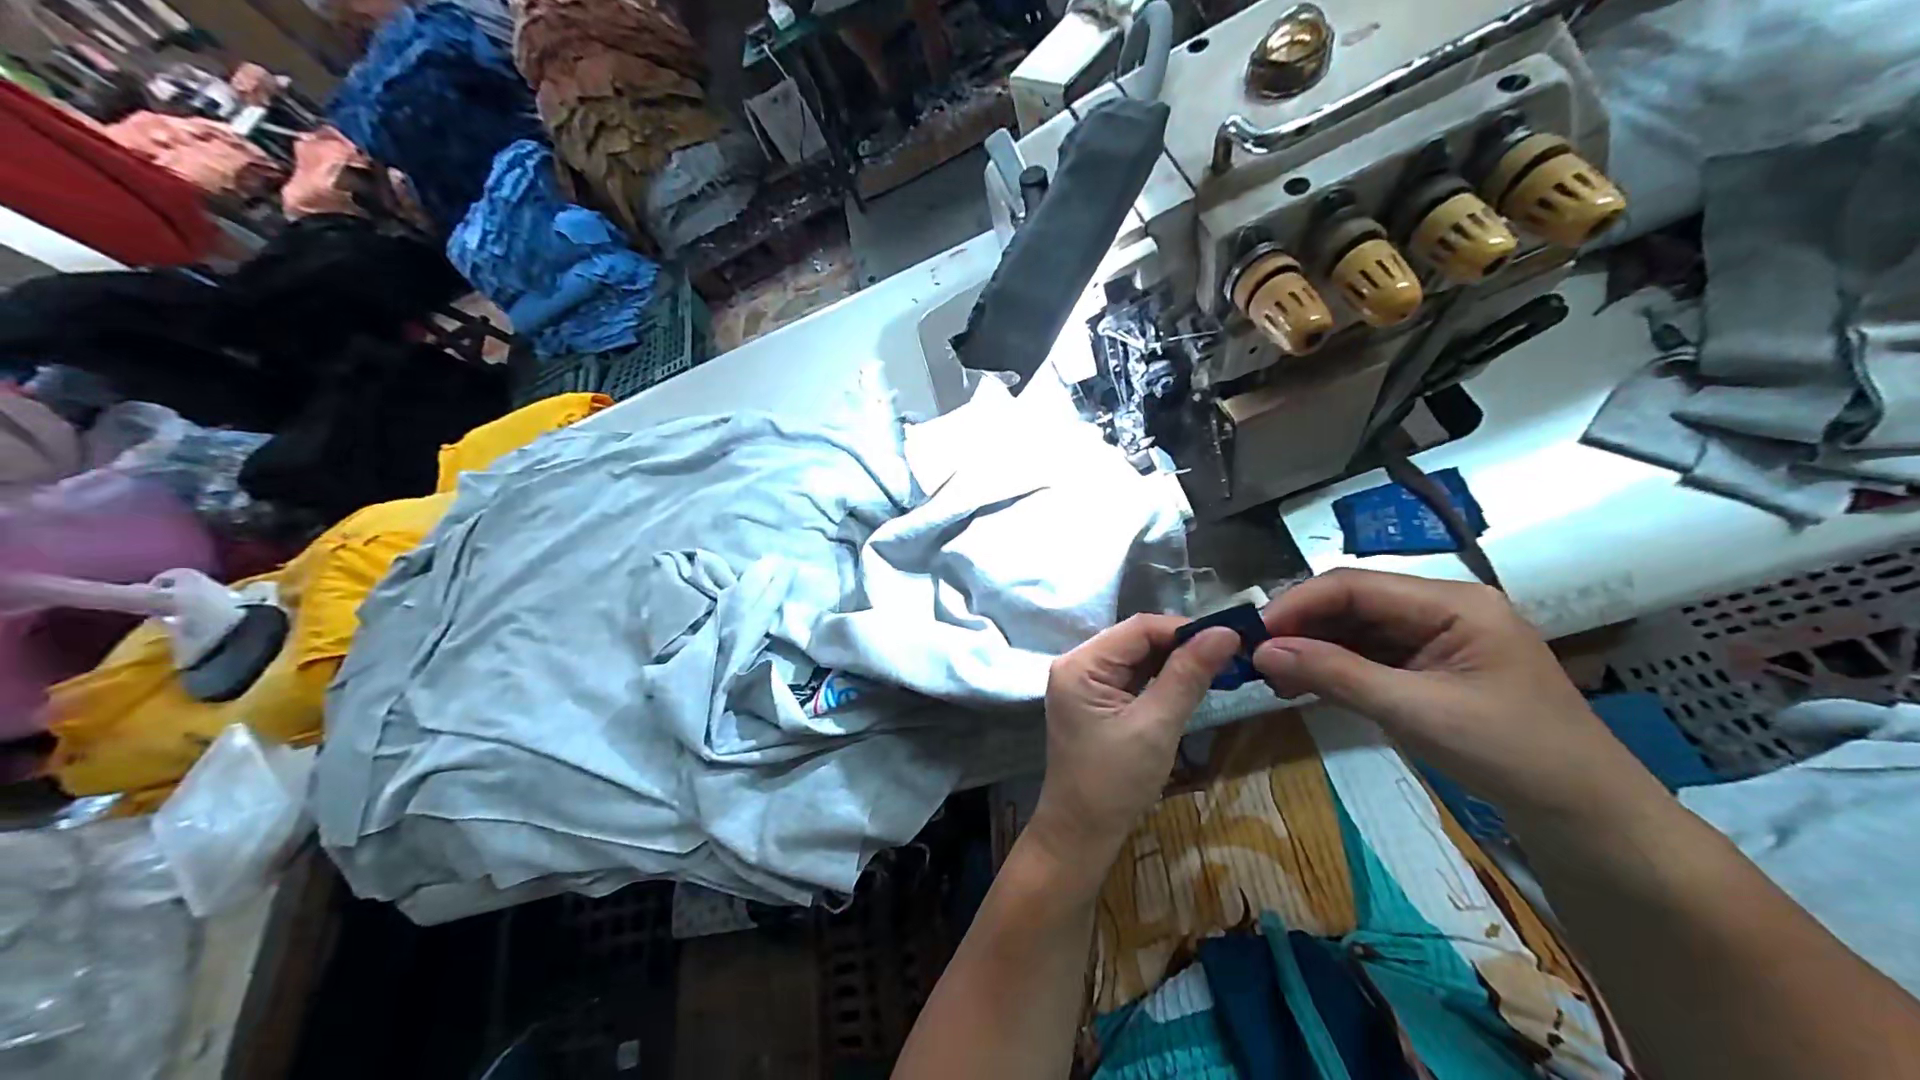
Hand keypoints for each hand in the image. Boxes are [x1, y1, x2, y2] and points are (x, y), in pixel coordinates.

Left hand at [1030, 615, 1240, 874]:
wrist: (1081, 833)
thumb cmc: (1115, 782)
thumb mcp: (1156, 726)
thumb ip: (1187, 676)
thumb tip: (1225, 633)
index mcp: (1081, 664)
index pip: (1139, 628)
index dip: (1185, 628)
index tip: (1231, 637)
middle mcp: (1077, 664)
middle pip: (1137, 639)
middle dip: (1182, 644)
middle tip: (1232, 653)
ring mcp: (1084, 683)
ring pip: (1137, 657)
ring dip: (1175, 661)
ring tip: (1220, 666)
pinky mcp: (1095, 702)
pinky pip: (1132, 678)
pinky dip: (1161, 679)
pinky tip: (1191, 683)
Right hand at [1251, 569, 1659, 820]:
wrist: (1586, 814)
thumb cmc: (1512, 754)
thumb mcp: (1417, 712)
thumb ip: (1337, 674)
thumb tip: (1263, 652)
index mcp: (1452, 602)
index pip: (1354, 585)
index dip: (1297, 604)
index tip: (1252, 634)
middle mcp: (1441, 608)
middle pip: (1352, 603)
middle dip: (1300, 627)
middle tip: (1253, 658)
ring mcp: (1436, 637)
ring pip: (1355, 629)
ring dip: (1312, 649)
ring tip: (1270, 676)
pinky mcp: (1430, 666)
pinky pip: (1368, 655)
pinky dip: (1333, 668)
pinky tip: (1301, 684)